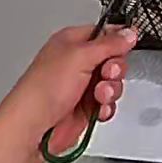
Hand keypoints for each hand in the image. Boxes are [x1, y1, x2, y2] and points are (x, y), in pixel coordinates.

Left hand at [0, 23, 135, 160]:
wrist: (32, 128)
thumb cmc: (42, 90)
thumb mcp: (80, 56)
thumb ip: (110, 44)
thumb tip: (129, 33)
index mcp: (71, 42)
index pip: (104, 33)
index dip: (117, 40)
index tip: (127, 45)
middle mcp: (76, 62)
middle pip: (113, 59)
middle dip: (114, 69)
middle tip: (105, 74)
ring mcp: (81, 85)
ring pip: (112, 82)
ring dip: (110, 90)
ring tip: (97, 95)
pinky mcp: (85, 107)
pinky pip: (108, 103)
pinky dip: (106, 107)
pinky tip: (96, 109)